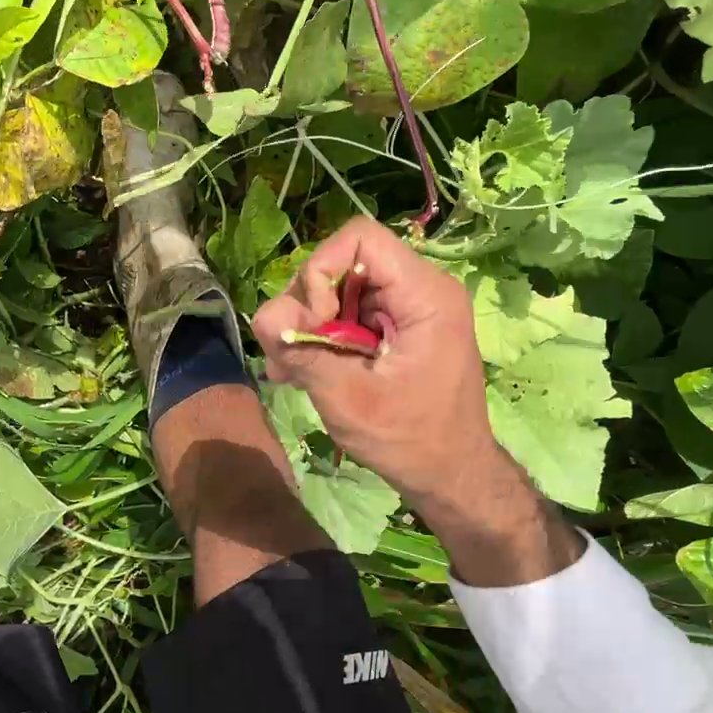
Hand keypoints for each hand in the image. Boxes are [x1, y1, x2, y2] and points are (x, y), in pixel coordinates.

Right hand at [251, 217, 578, 584]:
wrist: (449, 474)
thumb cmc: (410, 439)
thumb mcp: (350, 400)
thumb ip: (306, 354)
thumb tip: (264, 319)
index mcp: (423, 295)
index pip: (358, 238)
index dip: (321, 272)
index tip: (316, 323)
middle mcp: (415, 289)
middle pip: (337, 263)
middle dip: (304, 306)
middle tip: (293, 356)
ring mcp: (401, 308)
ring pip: (330, 288)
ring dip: (302, 326)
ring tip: (292, 371)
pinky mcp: (389, 327)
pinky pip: (339, 312)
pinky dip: (314, 338)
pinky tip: (302, 371)